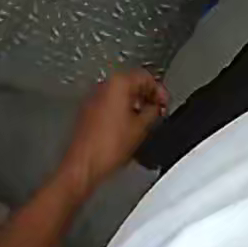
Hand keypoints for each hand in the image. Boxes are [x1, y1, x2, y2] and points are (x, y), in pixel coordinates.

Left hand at [54, 70, 168, 198]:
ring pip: (120, 95)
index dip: (160, 92)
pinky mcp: (86, 114)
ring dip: (135, 103)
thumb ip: (155, 110)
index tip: (165, 103)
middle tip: (158, 109)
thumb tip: (156, 107)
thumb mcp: (143, 126)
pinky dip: (121, 111)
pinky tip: (128, 126)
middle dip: (147, 96)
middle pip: (133, 84)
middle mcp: (103, 88)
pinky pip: (109, 105)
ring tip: (144, 119)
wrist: (82, 168)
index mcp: (118, 84)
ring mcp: (92, 101)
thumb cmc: (108, 147)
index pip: (147, 78)